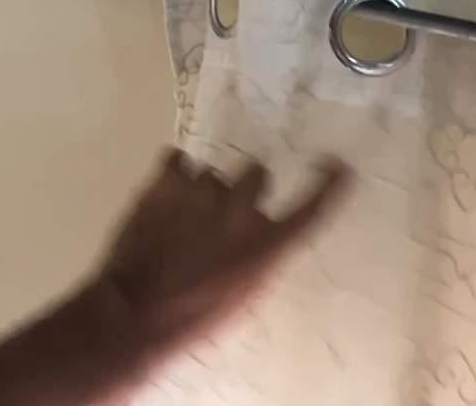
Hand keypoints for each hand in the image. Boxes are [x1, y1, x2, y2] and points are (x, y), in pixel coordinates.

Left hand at [86, 149, 351, 361]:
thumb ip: (259, 254)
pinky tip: (163, 197)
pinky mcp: (168, 179)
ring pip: (211, 171)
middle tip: (219, 213)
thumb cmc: (193, 316)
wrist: (138, 314)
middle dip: (241, 188)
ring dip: (200, 189)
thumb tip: (260, 228)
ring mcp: (205, 190)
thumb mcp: (243, 293)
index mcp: (267, 247)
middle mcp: (243, 212)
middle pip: (256, 173)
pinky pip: (176, 159)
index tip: (338, 164)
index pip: (311, 209)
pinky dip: (171, 175)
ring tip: (181, 217)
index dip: (329, 185)